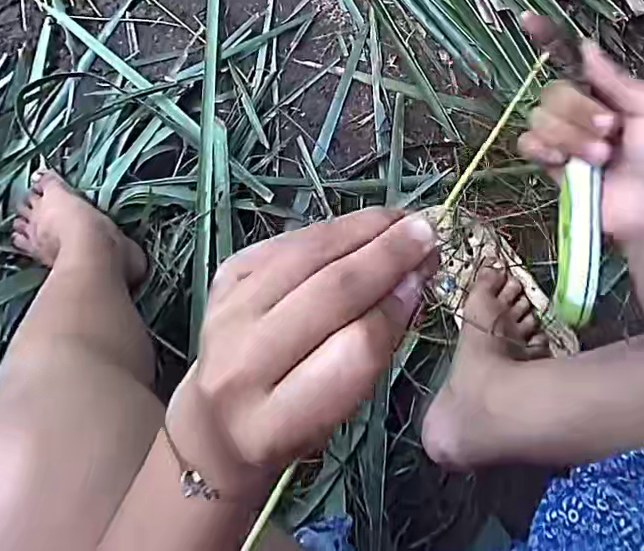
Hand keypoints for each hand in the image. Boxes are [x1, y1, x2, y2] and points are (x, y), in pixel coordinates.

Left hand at [165, 208, 438, 496]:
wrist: (217, 420)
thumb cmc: (292, 424)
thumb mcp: (337, 410)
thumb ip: (373, 348)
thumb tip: (414, 277)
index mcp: (274, 422)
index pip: (352, 352)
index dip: (395, 308)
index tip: (427, 274)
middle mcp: (242, 363)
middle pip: (330, 292)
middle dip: (386, 256)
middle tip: (426, 231)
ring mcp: (227, 312)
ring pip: (309, 254)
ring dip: (363, 229)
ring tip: (401, 219)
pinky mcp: (224, 275)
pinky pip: (288, 240)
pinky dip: (332, 229)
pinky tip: (362, 224)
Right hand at [516, 13, 643, 245]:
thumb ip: (617, 80)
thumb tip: (586, 45)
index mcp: (606, 93)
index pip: (570, 58)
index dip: (547, 38)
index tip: (527, 20)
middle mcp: (581, 111)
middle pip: (554, 90)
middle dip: (580, 110)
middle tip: (611, 132)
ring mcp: (565, 139)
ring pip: (540, 116)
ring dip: (572, 137)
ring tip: (602, 158)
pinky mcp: (552, 166)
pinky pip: (528, 143)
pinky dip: (544, 149)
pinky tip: (564, 163)